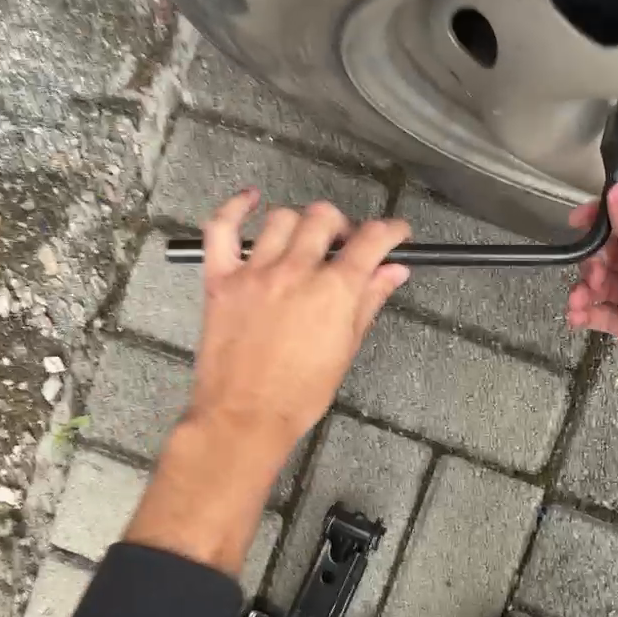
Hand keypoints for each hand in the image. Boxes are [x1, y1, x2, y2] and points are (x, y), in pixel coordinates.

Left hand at [184, 190, 410, 450]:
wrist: (246, 416)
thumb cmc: (298, 394)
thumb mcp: (346, 348)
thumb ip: (370, 300)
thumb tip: (393, 272)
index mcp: (333, 291)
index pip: (371, 241)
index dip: (391, 231)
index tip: (395, 232)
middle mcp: (296, 272)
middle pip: (324, 218)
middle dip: (343, 226)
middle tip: (345, 245)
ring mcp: (256, 272)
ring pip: (283, 218)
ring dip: (301, 223)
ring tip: (305, 242)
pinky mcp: (222, 279)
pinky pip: (222, 227)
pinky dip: (236, 206)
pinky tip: (250, 200)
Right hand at [566, 184, 617, 410]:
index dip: (603, 219)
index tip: (575, 222)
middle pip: (616, 255)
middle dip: (593, 264)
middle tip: (588, 277)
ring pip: (610, 286)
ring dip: (588, 291)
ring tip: (575, 305)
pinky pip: (611, 313)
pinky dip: (593, 313)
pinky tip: (576, 319)